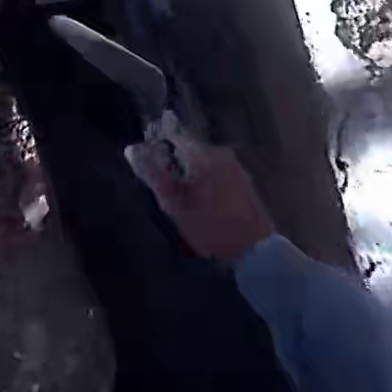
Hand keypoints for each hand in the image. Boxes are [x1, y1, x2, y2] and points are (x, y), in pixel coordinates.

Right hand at [126, 133, 275, 262]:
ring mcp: (235, 166)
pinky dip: (204, 179)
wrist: (258, 254)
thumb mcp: (179, 210)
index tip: (148, 161)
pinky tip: (201, 201)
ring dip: (189, 173)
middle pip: (189, 149)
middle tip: (165, 187)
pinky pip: (215, 170)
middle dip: (174, 163)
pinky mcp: (242, 179)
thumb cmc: (215, 232)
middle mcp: (223, 154)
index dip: (159, 146)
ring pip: (202, 160)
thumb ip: (156, 179)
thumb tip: (133, 152)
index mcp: (207, 156)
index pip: (176, 137)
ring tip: (182, 198)